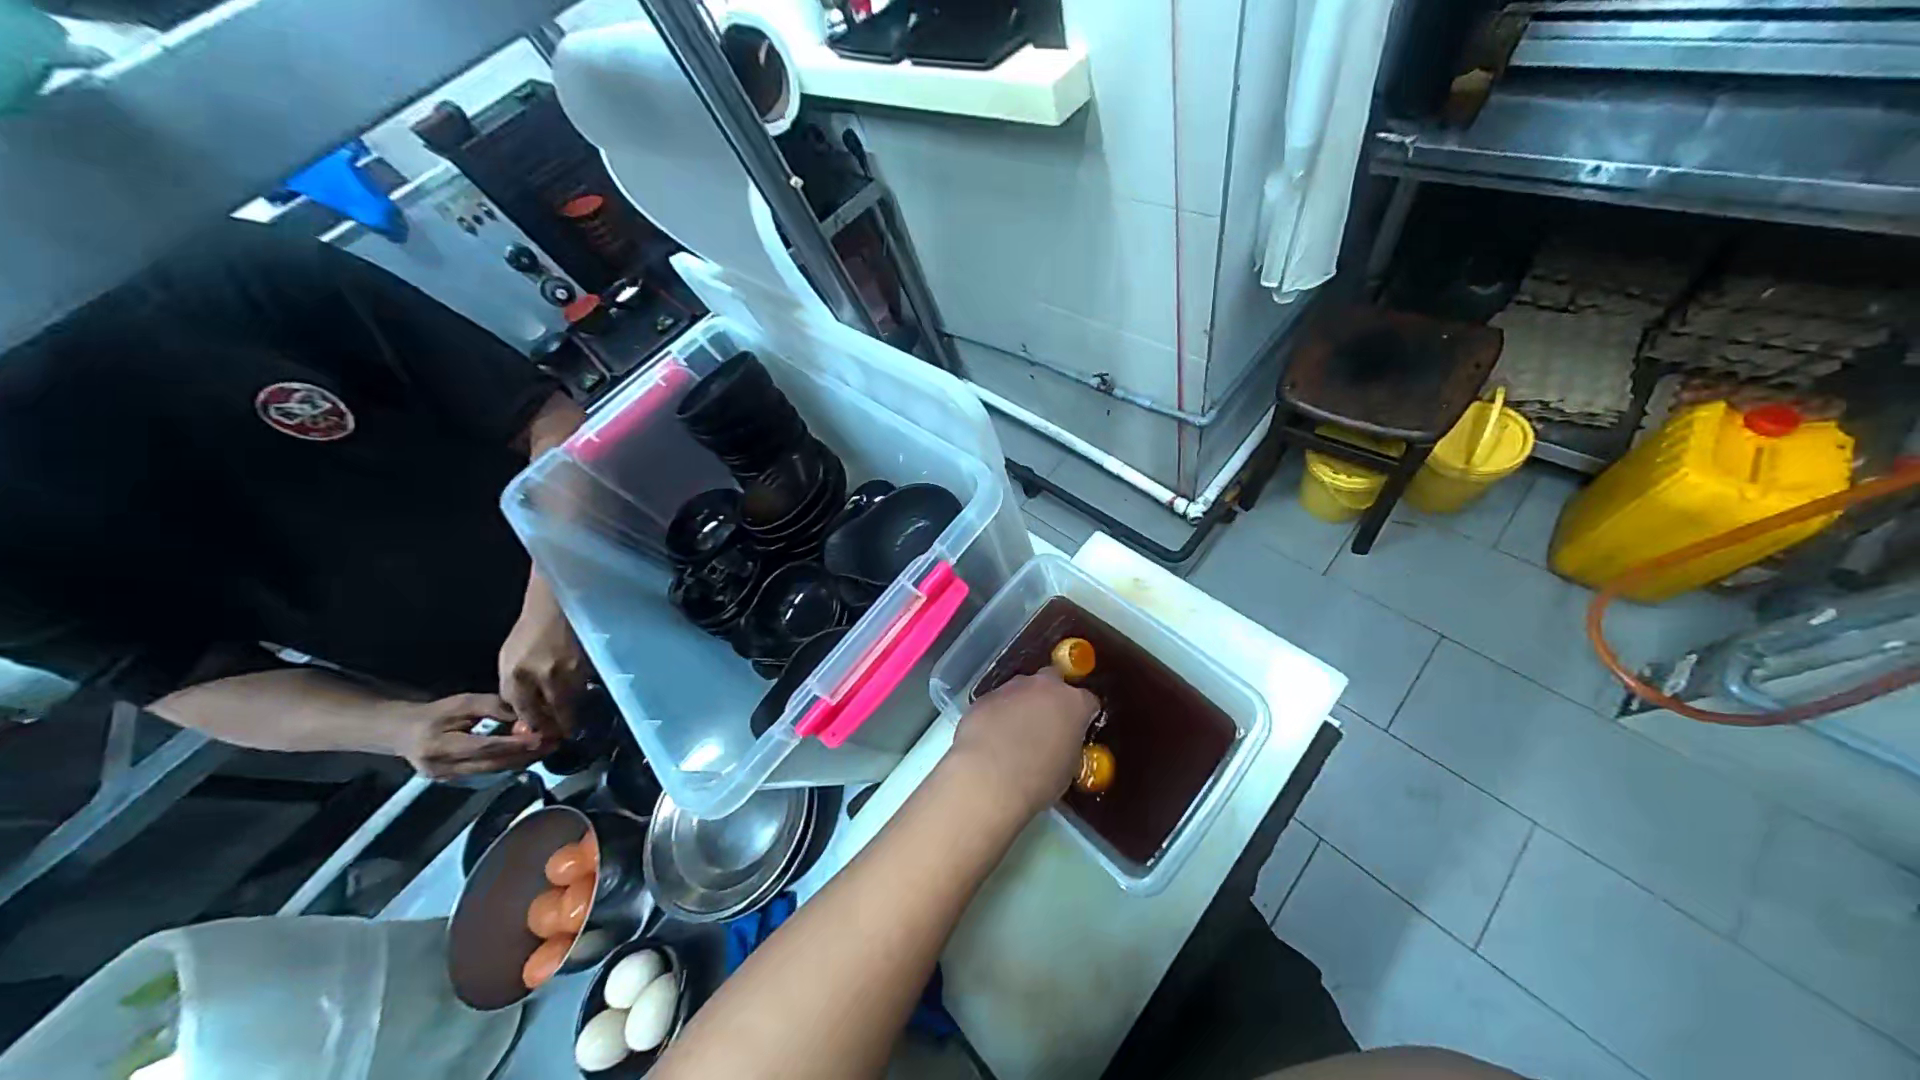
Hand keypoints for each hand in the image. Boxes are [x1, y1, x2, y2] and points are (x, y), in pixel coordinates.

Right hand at [393, 693, 552, 778]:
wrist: (403, 733)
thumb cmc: (436, 713)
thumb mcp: (464, 703)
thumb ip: (494, 707)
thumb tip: (527, 714)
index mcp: (440, 745)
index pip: (484, 746)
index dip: (514, 743)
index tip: (541, 737)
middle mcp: (442, 766)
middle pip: (492, 763)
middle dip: (526, 754)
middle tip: (554, 743)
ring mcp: (447, 777)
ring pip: (493, 770)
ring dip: (523, 760)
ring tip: (549, 747)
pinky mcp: (454, 781)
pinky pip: (488, 773)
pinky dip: (510, 763)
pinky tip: (529, 753)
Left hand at [499, 580, 588, 740]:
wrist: (555, 606)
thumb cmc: (529, 631)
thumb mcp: (509, 660)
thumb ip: (512, 688)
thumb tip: (522, 712)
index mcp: (516, 675)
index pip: (525, 712)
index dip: (533, 726)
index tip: (539, 735)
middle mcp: (542, 677)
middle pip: (551, 713)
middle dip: (556, 728)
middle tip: (561, 736)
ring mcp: (568, 671)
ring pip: (571, 704)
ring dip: (571, 715)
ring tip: (573, 722)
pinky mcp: (588, 665)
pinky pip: (583, 689)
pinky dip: (582, 696)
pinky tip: (581, 698)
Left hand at [947, 671, 1099, 817]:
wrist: (989, 778)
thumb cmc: (1038, 780)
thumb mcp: (1068, 768)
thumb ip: (1068, 744)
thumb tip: (1061, 744)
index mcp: (1074, 703)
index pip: (1087, 700)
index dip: (1083, 714)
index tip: (1078, 727)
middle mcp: (1044, 687)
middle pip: (1053, 679)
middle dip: (1051, 695)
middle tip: (1047, 720)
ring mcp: (1011, 688)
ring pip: (1021, 688)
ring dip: (1022, 704)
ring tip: (1016, 732)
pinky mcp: (984, 698)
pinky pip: (996, 702)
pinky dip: (997, 714)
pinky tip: (992, 736)